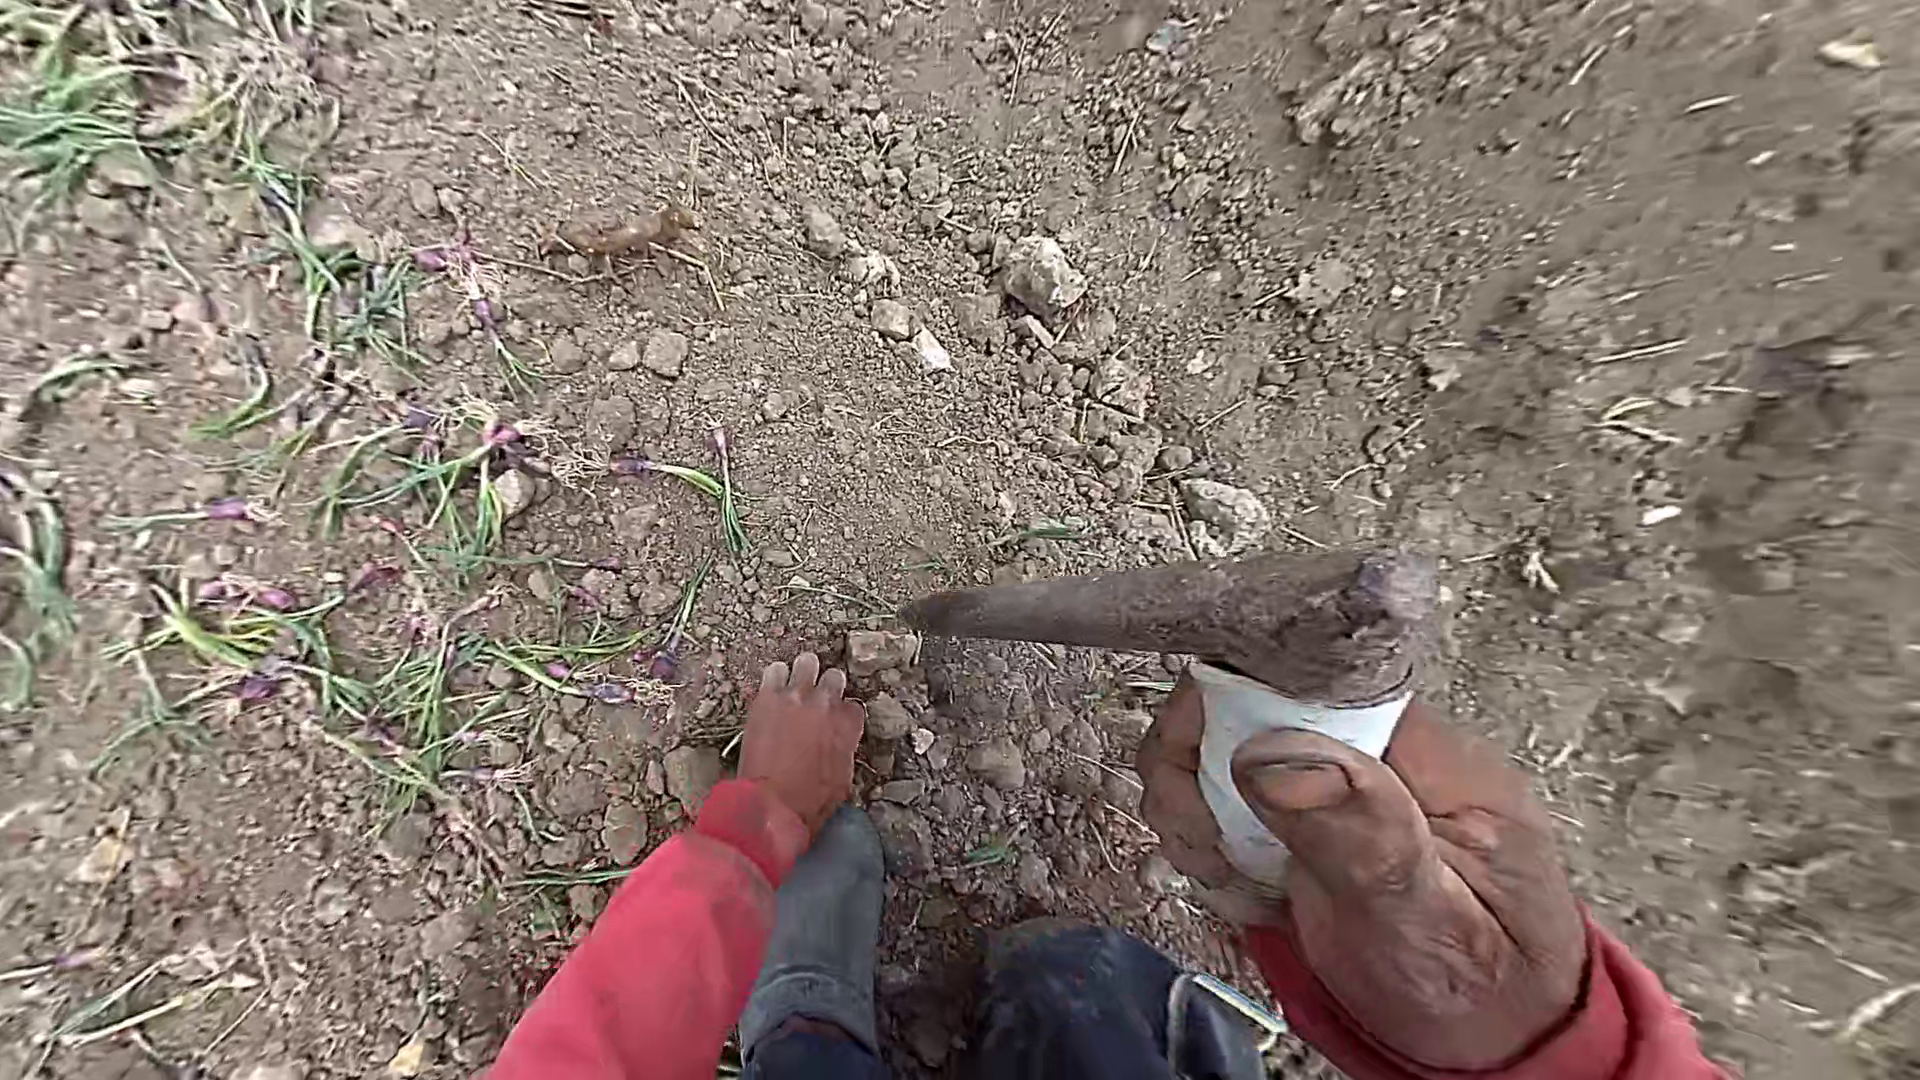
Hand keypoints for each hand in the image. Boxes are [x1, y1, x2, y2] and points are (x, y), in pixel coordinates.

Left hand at [738, 652, 865, 834]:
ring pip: (807, 663)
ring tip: (796, 682)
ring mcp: (796, 696)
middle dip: (827, 686)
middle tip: (817, 696)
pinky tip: (773, 684)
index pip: (853, 705)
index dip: (842, 712)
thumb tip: (839, 745)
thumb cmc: (809, 802)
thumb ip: (844, 750)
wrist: (772, 805)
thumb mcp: (842, 779)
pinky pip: (775, 671)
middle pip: (834, 677)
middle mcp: (827, 703)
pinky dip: (775, 676)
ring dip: (803, 672)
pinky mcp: (768, 697)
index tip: (834, 719)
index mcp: (848, 724)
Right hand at [1136, 676, 1587, 1069]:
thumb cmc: (1472, 988)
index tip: (1210, 779)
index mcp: (1416, 745)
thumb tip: (1278, 758)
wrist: (1467, 1031)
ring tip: (1216, 867)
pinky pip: (1200, 777)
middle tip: (1203, 839)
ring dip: (1185, 804)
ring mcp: (1310, 763)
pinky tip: (1222, 870)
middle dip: (1193, 769)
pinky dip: (1191, 827)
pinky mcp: (1277, 791)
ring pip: (1202, 735)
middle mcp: (1355, 736)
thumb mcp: (1432, 925)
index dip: (1229, 707)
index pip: (1301, 673)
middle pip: (1231, 698)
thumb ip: (1368, 842)